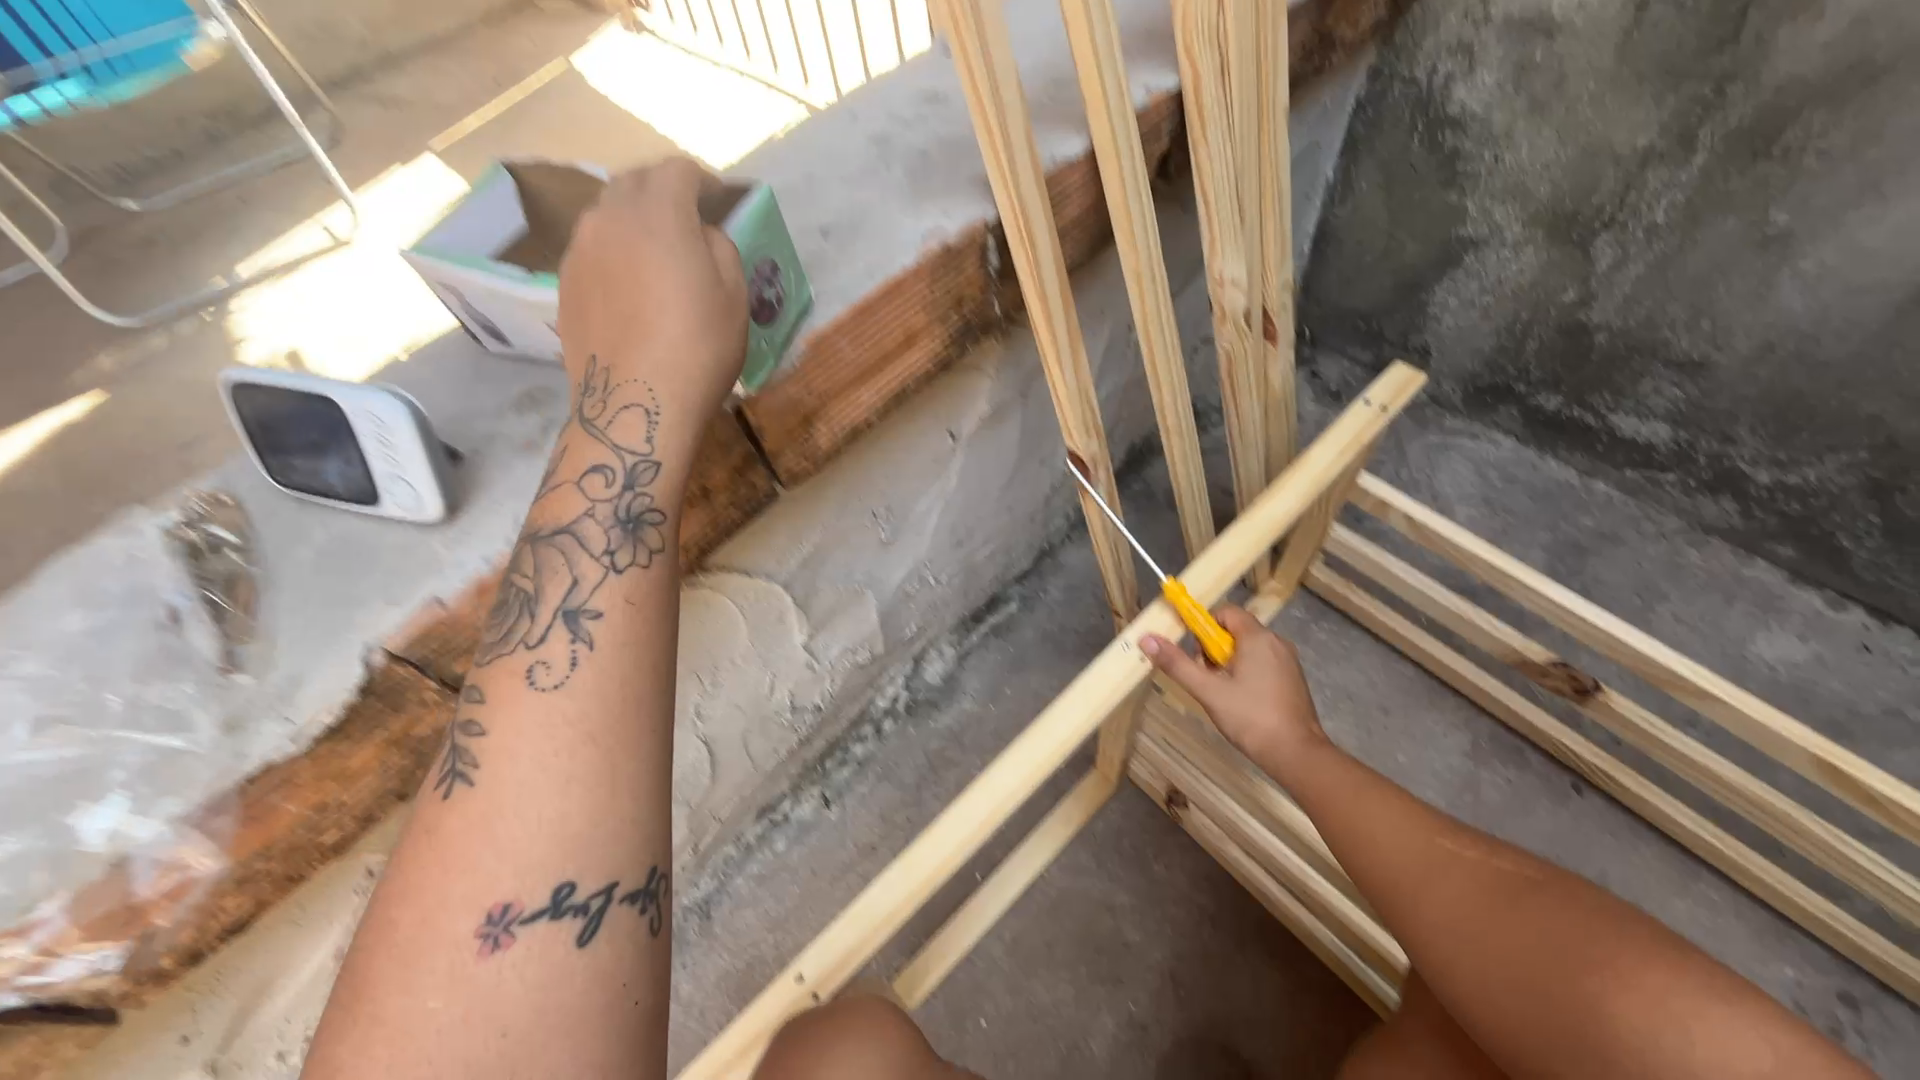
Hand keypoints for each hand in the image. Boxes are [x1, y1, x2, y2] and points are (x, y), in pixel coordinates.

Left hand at [559, 157, 747, 427]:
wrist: (635, 403)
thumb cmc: (698, 348)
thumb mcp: (735, 295)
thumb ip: (719, 246)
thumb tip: (699, 234)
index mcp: (658, 212)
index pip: (677, 170)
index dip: (702, 179)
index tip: (717, 198)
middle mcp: (609, 217)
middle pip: (634, 182)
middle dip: (662, 189)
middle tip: (686, 217)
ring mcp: (579, 250)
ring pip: (607, 214)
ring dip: (633, 219)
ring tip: (655, 251)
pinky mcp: (564, 283)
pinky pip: (592, 249)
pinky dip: (614, 252)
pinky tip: (631, 286)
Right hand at [1141, 606, 1330, 780]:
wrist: (1296, 753)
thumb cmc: (1250, 718)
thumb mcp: (1208, 691)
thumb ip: (1177, 664)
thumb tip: (1147, 639)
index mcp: (1257, 638)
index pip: (1225, 612)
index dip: (1204, 626)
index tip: (1193, 652)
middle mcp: (1276, 642)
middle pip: (1235, 631)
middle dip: (1213, 650)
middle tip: (1206, 678)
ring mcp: (1288, 661)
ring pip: (1248, 649)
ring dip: (1228, 664)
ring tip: (1221, 693)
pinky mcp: (1293, 679)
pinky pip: (1262, 663)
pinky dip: (1246, 674)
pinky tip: (1241, 701)